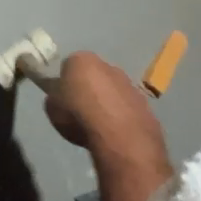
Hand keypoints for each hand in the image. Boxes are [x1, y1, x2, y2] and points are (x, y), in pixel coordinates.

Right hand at [45, 52, 165, 161]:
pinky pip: (130, 110)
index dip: (65, 83)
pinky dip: (124, 119)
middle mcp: (109, 67)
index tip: (64, 99)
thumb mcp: (51, 107)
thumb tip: (61, 99)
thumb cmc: (79, 117)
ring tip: (101, 127)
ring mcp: (132, 87)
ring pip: (115, 92)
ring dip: (109, 104)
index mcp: (82, 60)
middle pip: (95, 76)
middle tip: (82, 111)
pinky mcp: (148, 108)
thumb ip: (55, 98)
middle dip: (90, 90)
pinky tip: (118, 135)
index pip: (69, 66)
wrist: (122, 141)